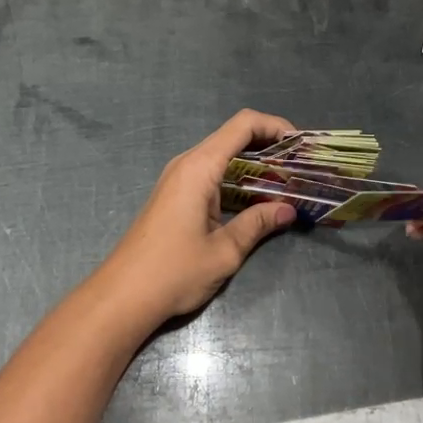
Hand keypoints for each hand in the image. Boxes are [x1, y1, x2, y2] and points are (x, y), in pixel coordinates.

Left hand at [95, 109, 298, 322]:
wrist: (121, 297)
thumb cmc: (173, 272)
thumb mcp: (225, 251)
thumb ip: (258, 224)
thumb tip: (289, 210)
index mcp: (200, 166)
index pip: (243, 125)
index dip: (274, 126)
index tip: (300, 145)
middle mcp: (188, 163)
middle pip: (234, 137)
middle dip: (269, 147)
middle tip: (299, 168)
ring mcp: (178, 178)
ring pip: (223, 156)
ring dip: (254, 165)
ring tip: (285, 184)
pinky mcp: (175, 195)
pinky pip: (211, 173)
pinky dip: (236, 179)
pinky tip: (255, 200)